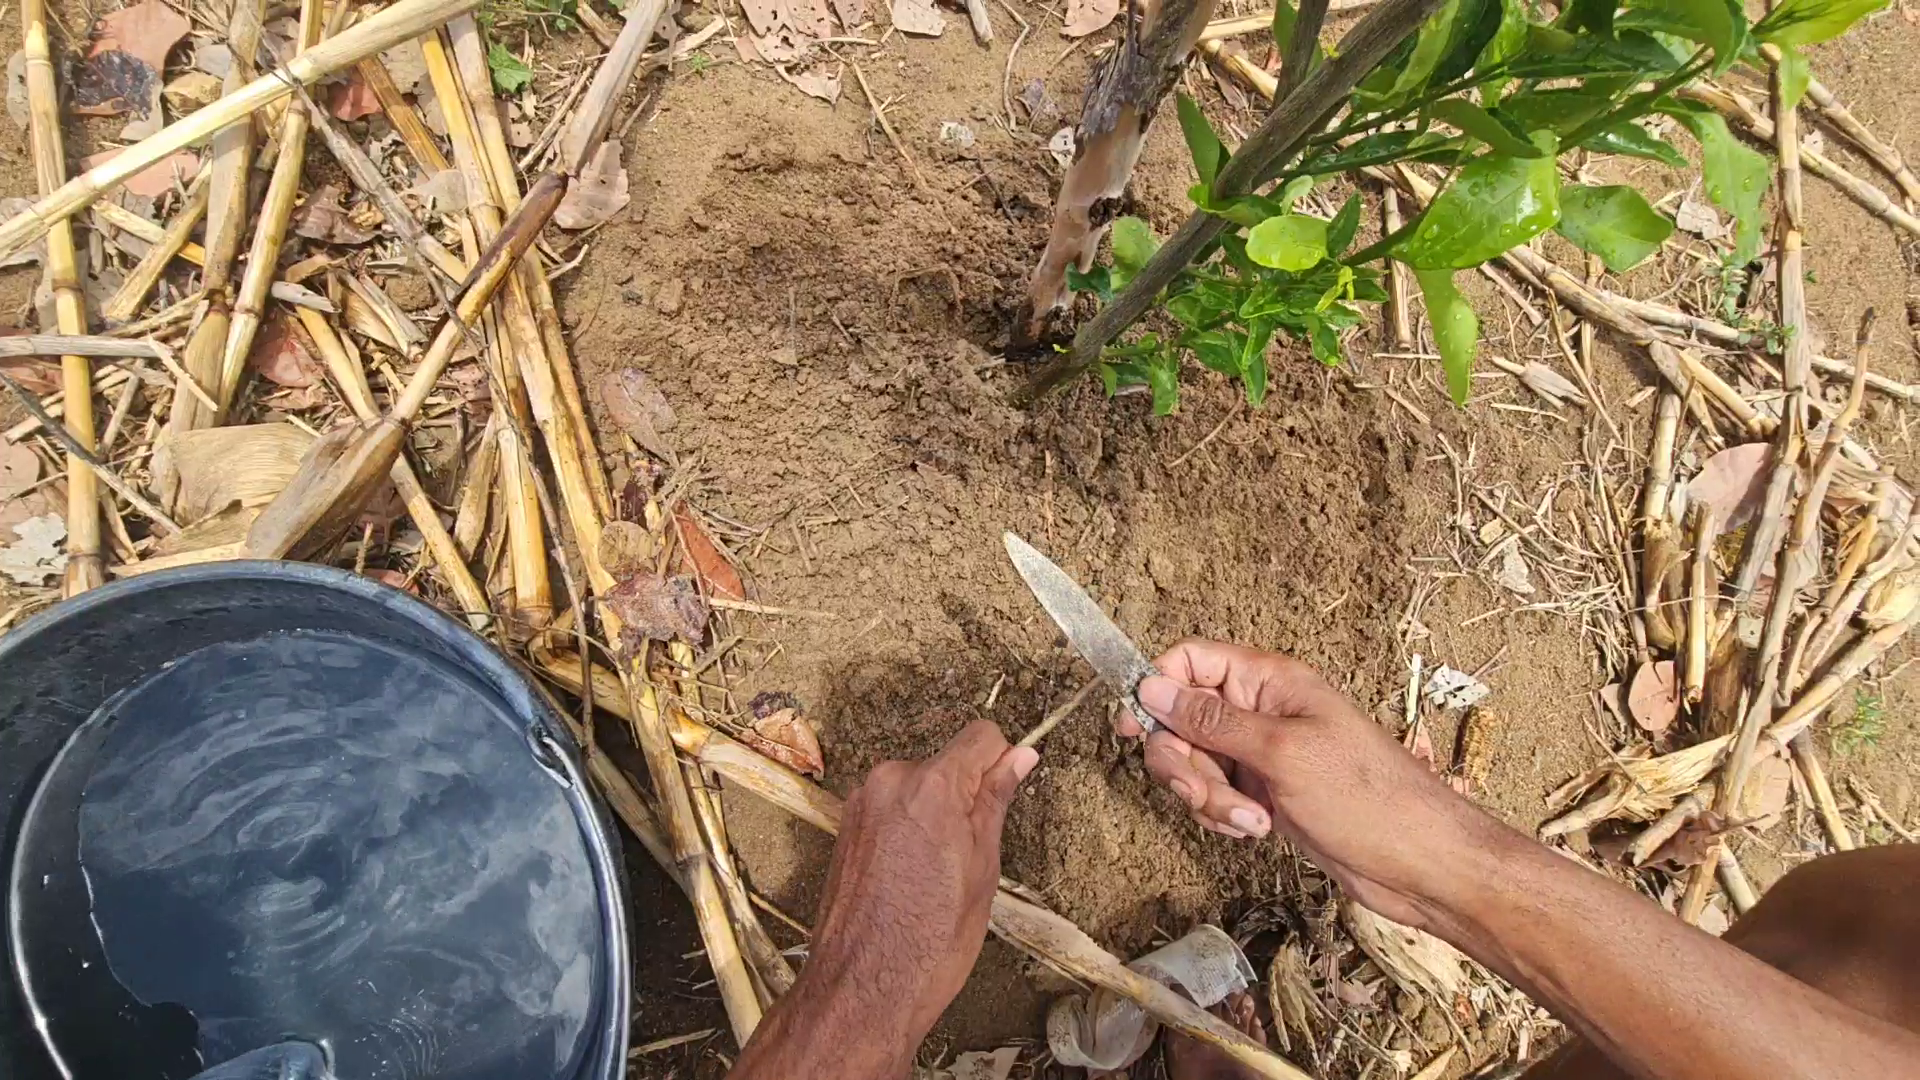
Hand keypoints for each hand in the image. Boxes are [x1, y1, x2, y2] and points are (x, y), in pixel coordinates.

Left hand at [803, 720, 1037, 1055]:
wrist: (860, 991)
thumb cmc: (928, 942)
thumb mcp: (982, 868)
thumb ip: (996, 800)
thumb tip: (1022, 755)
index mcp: (932, 785)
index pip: (981, 736)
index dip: (1000, 762)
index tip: (1002, 796)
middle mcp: (891, 778)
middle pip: (948, 761)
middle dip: (965, 794)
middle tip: (967, 853)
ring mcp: (863, 798)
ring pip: (920, 784)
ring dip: (934, 810)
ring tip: (934, 870)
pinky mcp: (847, 820)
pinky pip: (893, 803)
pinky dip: (908, 824)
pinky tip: (908, 872)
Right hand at [1120, 640, 1504, 927]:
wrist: (1423, 866)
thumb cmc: (1367, 798)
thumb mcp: (1280, 752)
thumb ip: (1210, 720)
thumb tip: (1151, 686)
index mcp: (1266, 680)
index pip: (1189, 661)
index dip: (1156, 686)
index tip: (1133, 725)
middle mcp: (1256, 708)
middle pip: (1180, 718)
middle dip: (1182, 760)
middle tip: (1199, 792)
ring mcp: (1258, 750)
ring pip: (1193, 759)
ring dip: (1205, 794)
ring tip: (1248, 818)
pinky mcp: (1261, 787)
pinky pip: (1214, 790)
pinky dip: (1221, 811)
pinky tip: (1253, 827)